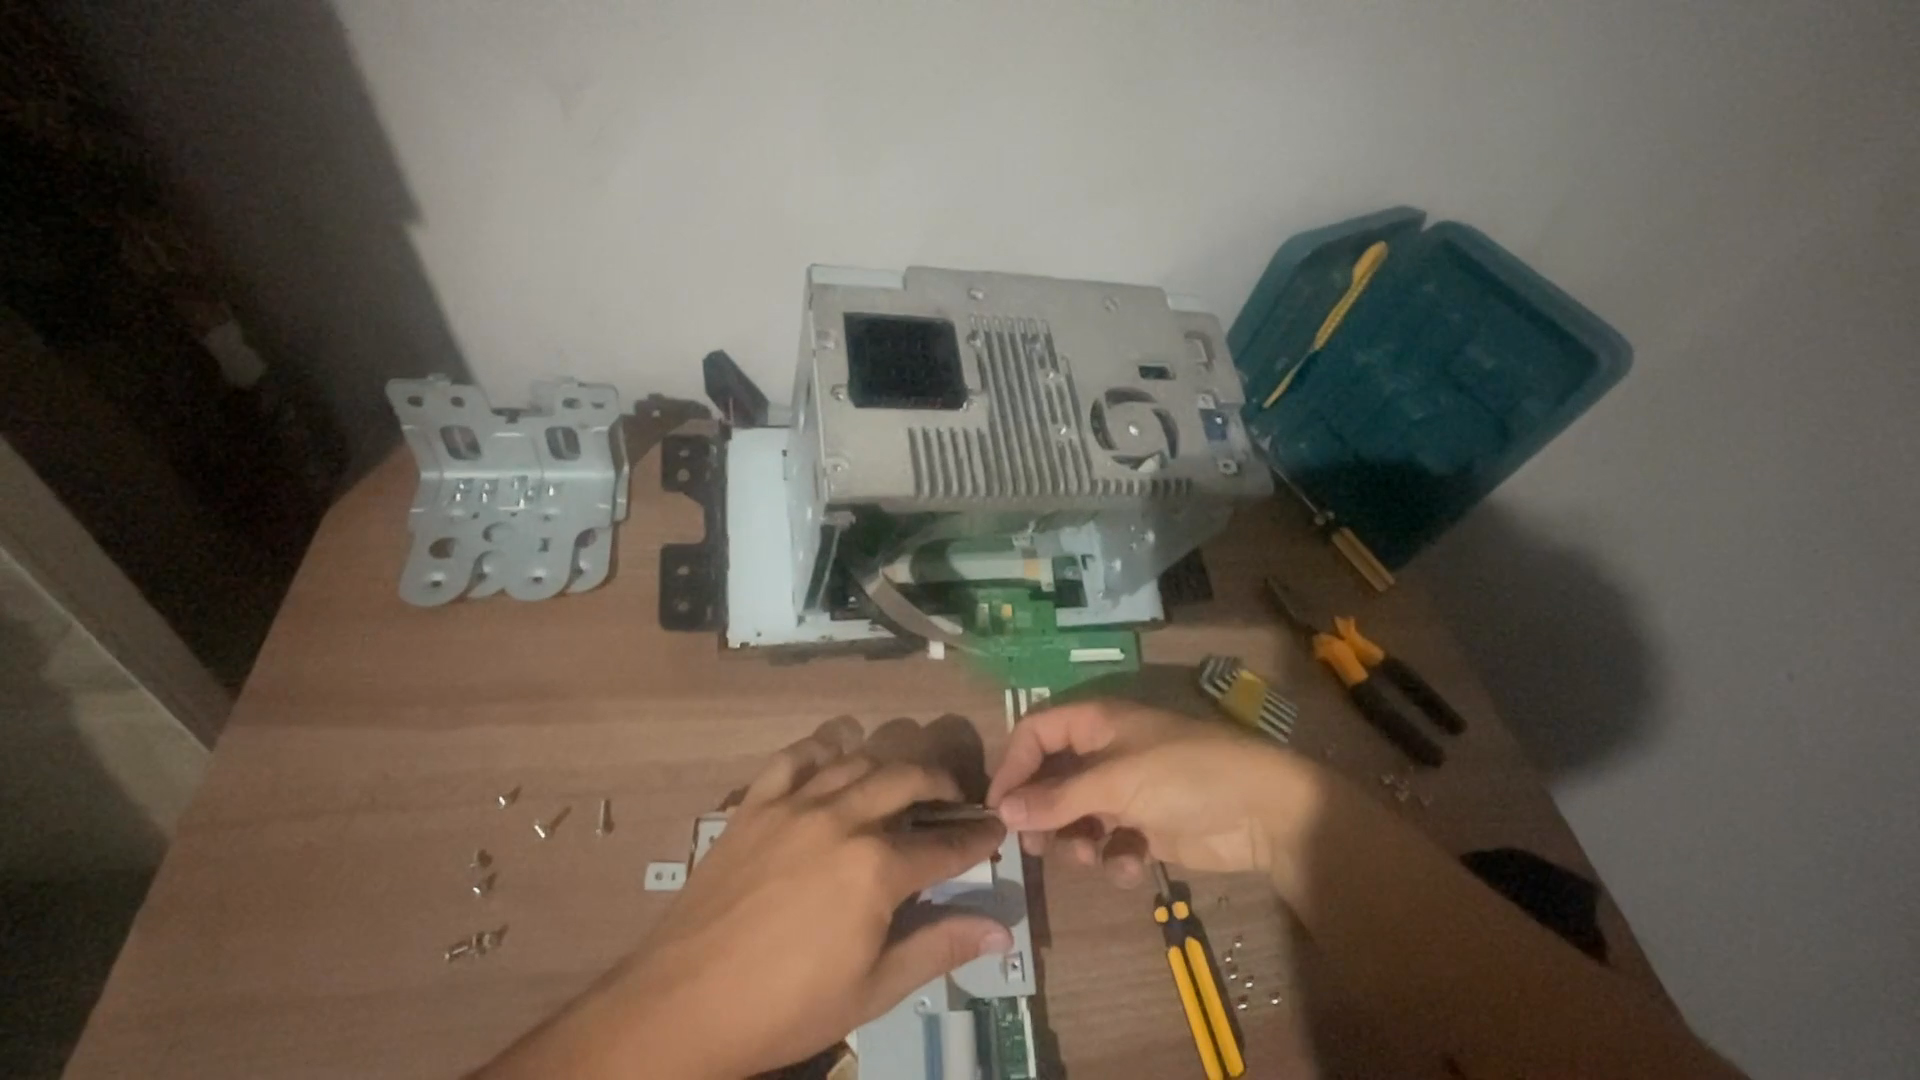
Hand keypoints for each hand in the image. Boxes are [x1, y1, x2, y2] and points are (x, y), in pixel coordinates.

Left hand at [477, 718, 1010, 1079]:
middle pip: (907, 780)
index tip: (995, 830)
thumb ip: (939, 948)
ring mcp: (795, 805)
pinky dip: (824, 745)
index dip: (976, 837)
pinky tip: (838, 750)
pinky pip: (796, 757)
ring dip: (892, 763)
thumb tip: (1000, 928)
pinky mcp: (755, 805)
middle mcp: (842, 819)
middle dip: (942, 785)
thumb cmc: (785, 1008)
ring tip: (905, 779)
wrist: (682, 1005)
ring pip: (858, 760)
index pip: (944, 844)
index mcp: (877, 868)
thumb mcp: (873, 990)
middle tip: (956, 800)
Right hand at [987, 700, 1318, 885]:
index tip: (998, 808)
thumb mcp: (1117, 781)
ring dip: (1077, 839)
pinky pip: (1110, 841)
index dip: (1013, 765)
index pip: (1036, 732)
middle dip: (1042, 813)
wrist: (1264, 812)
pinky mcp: (1146, 827)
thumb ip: (1057, 798)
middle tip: (1034, 846)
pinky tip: (1133, 863)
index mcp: (1096, 723)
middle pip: (1051, 779)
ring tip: (1089, 854)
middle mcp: (1104, 753)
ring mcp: (1126, 791)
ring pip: (1076, 816)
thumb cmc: (1186, 776)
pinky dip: (1115, 855)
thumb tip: (1002, 811)